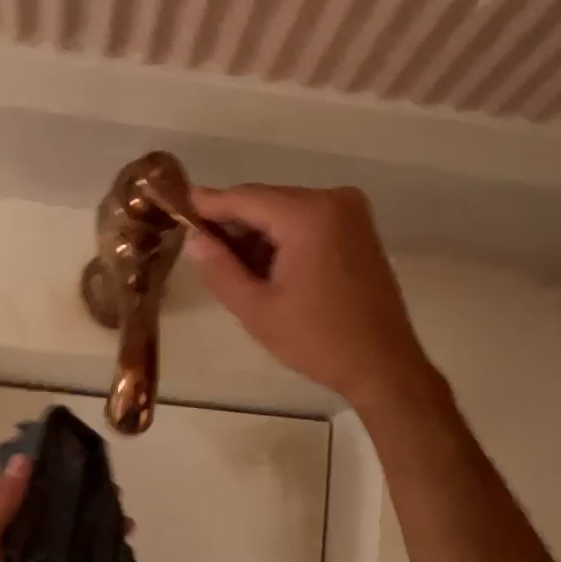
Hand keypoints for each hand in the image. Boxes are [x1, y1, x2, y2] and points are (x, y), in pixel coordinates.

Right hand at [186, 185, 431, 411]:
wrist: (382, 364)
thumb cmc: (317, 341)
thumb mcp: (258, 310)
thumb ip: (221, 270)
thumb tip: (194, 239)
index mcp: (308, 215)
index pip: (245, 198)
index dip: (208, 204)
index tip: (178, 207)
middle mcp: (333, 199)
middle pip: (267, 202)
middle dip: (235, 225)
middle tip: (202, 253)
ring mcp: (351, 212)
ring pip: (287, 213)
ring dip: (259, 235)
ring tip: (233, 271)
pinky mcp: (359, 229)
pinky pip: (309, 223)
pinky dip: (284, 240)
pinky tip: (267, 270)